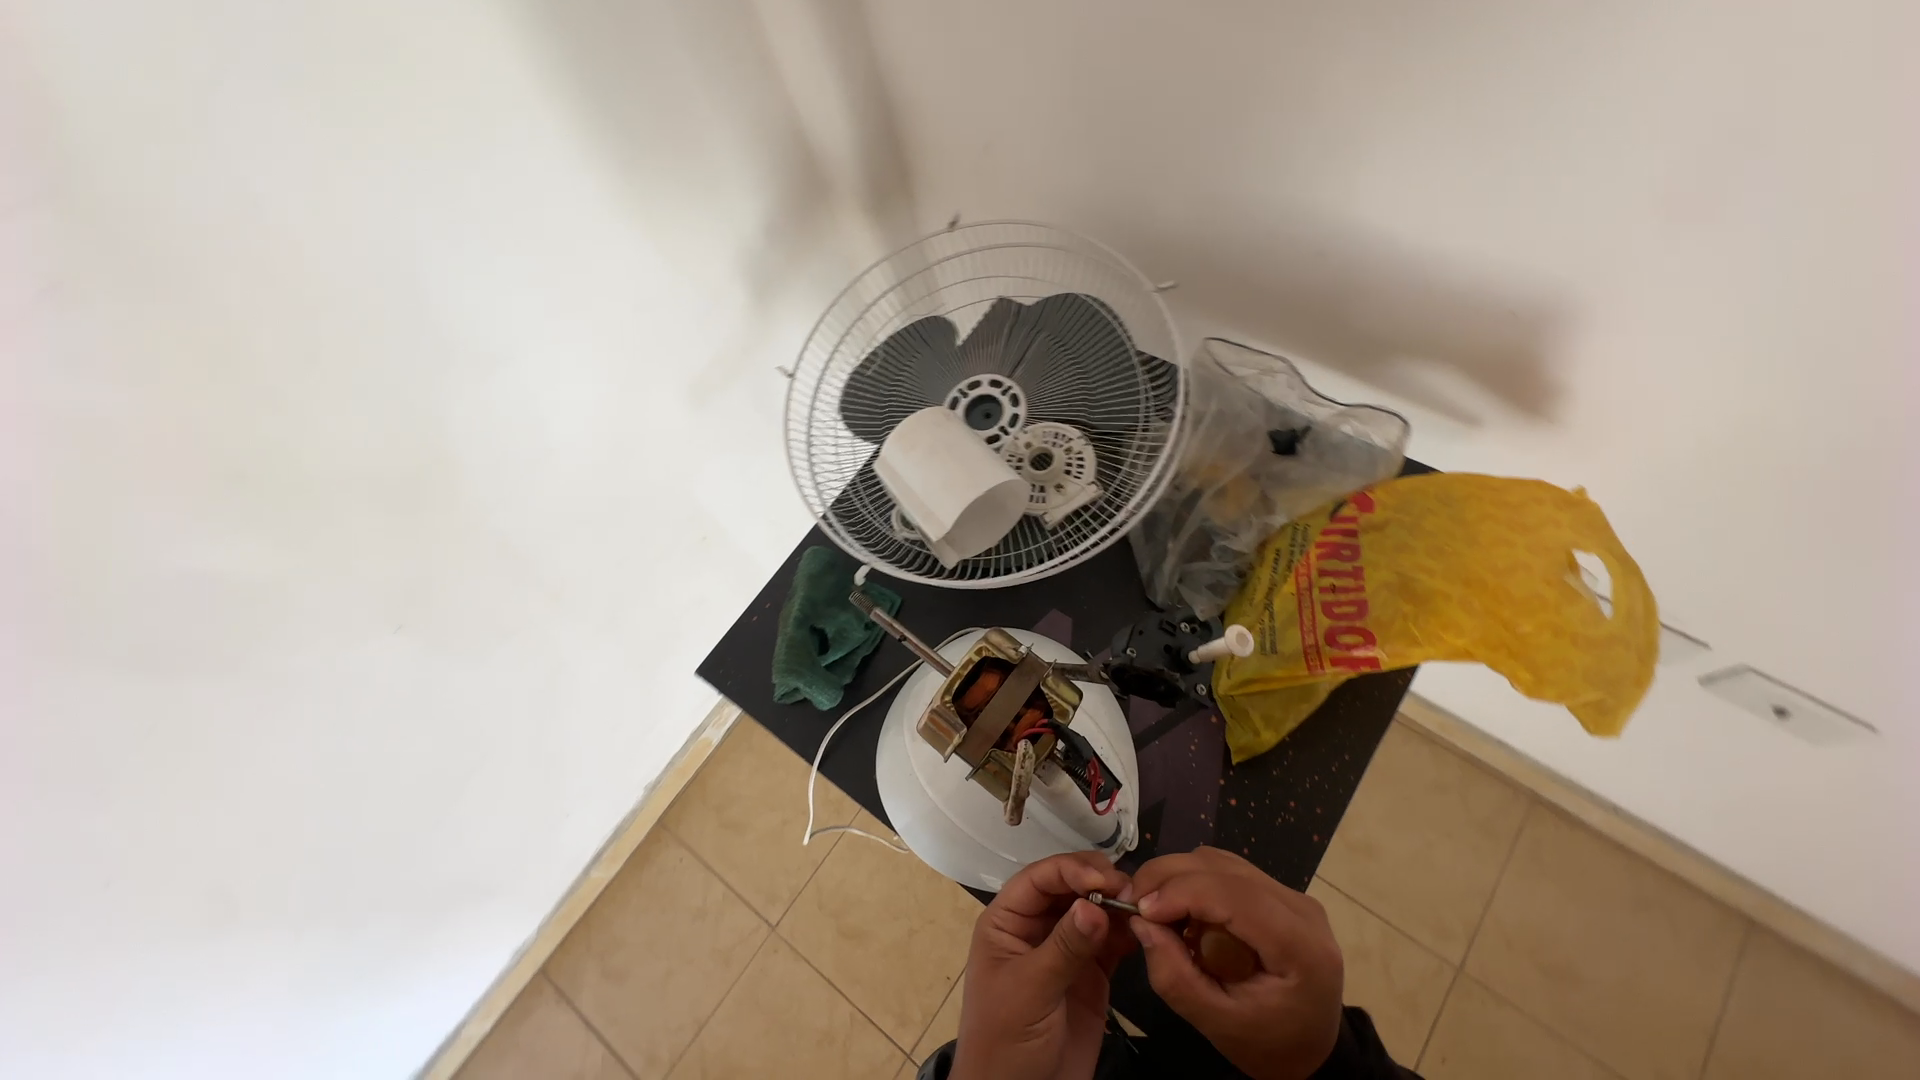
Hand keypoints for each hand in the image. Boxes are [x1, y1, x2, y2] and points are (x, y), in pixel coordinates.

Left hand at [951, 852, 1135, 1079]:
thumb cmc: (1006, 1040)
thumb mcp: (1030, 990)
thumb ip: (1064, 947)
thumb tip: (1095, 905)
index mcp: (1007, 920)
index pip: (1039, 878)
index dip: (1071, 869)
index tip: (1105, 877)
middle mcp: (1036, 926)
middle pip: (1068, 887)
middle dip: (1098, 881)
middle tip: (1131, 889)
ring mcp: (1064, 949)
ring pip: (1092, 910)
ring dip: (1116, 903)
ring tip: (1143, 905)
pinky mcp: (1090, 973)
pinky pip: (1110, 941)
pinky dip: (1127, 932)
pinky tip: (1143, 928)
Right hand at [1129, 847, 1343, 1079]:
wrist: (1310, 1050)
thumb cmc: (1266, 1045)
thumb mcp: (1217, 1024)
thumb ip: (1175, 977)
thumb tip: (1140, 922)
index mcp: (1299, 945)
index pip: (1233, 894)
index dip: (1181, 892)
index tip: (1139, 910)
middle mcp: (1299, 907)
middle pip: (1221, 867)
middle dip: (1168, 877)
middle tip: (1132, 903)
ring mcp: (1290, 894)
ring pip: (1219, 860)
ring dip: (1177, 876)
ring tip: (1153, 907)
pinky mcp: (1276, 892)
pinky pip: (1224, 869)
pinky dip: (1192, 880)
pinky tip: (1179, 907)